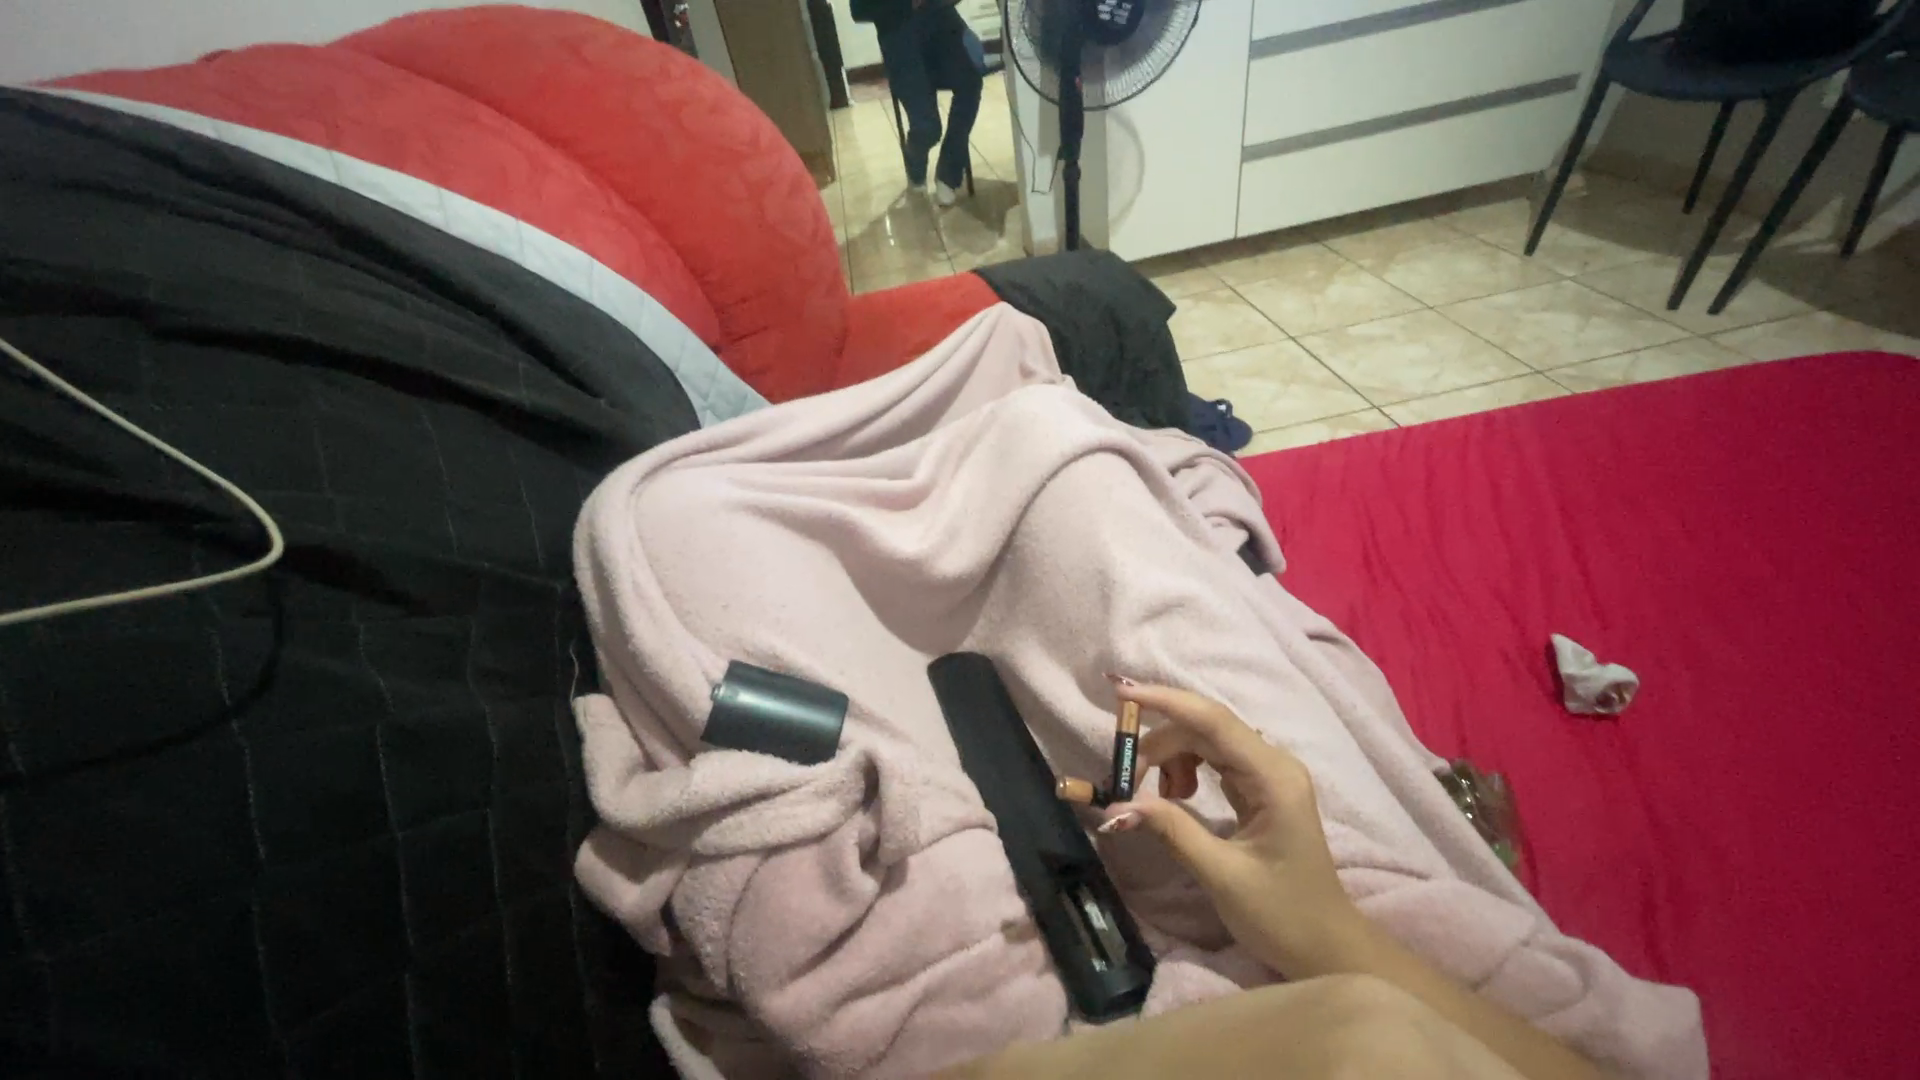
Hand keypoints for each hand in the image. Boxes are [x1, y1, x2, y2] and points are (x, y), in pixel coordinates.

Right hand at [1098, 681, 1366, 978]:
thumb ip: (1171, 830)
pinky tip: (1175, 798)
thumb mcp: (1222, 875)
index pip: (1213, 721)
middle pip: (1203, 728)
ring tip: (1156, 798)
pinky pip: (1212, 757)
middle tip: (1125, 782)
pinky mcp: (1258, 785)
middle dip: (1158, 745)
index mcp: (1273, 778)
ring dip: (1169, 757)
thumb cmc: (1283, 915)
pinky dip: (1183, 769)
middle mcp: (1273, 763)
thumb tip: (1116, 806)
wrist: (1327, 948)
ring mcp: (1267, 772)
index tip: (1120, 692)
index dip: (1165, 700)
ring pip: (1203, 740)